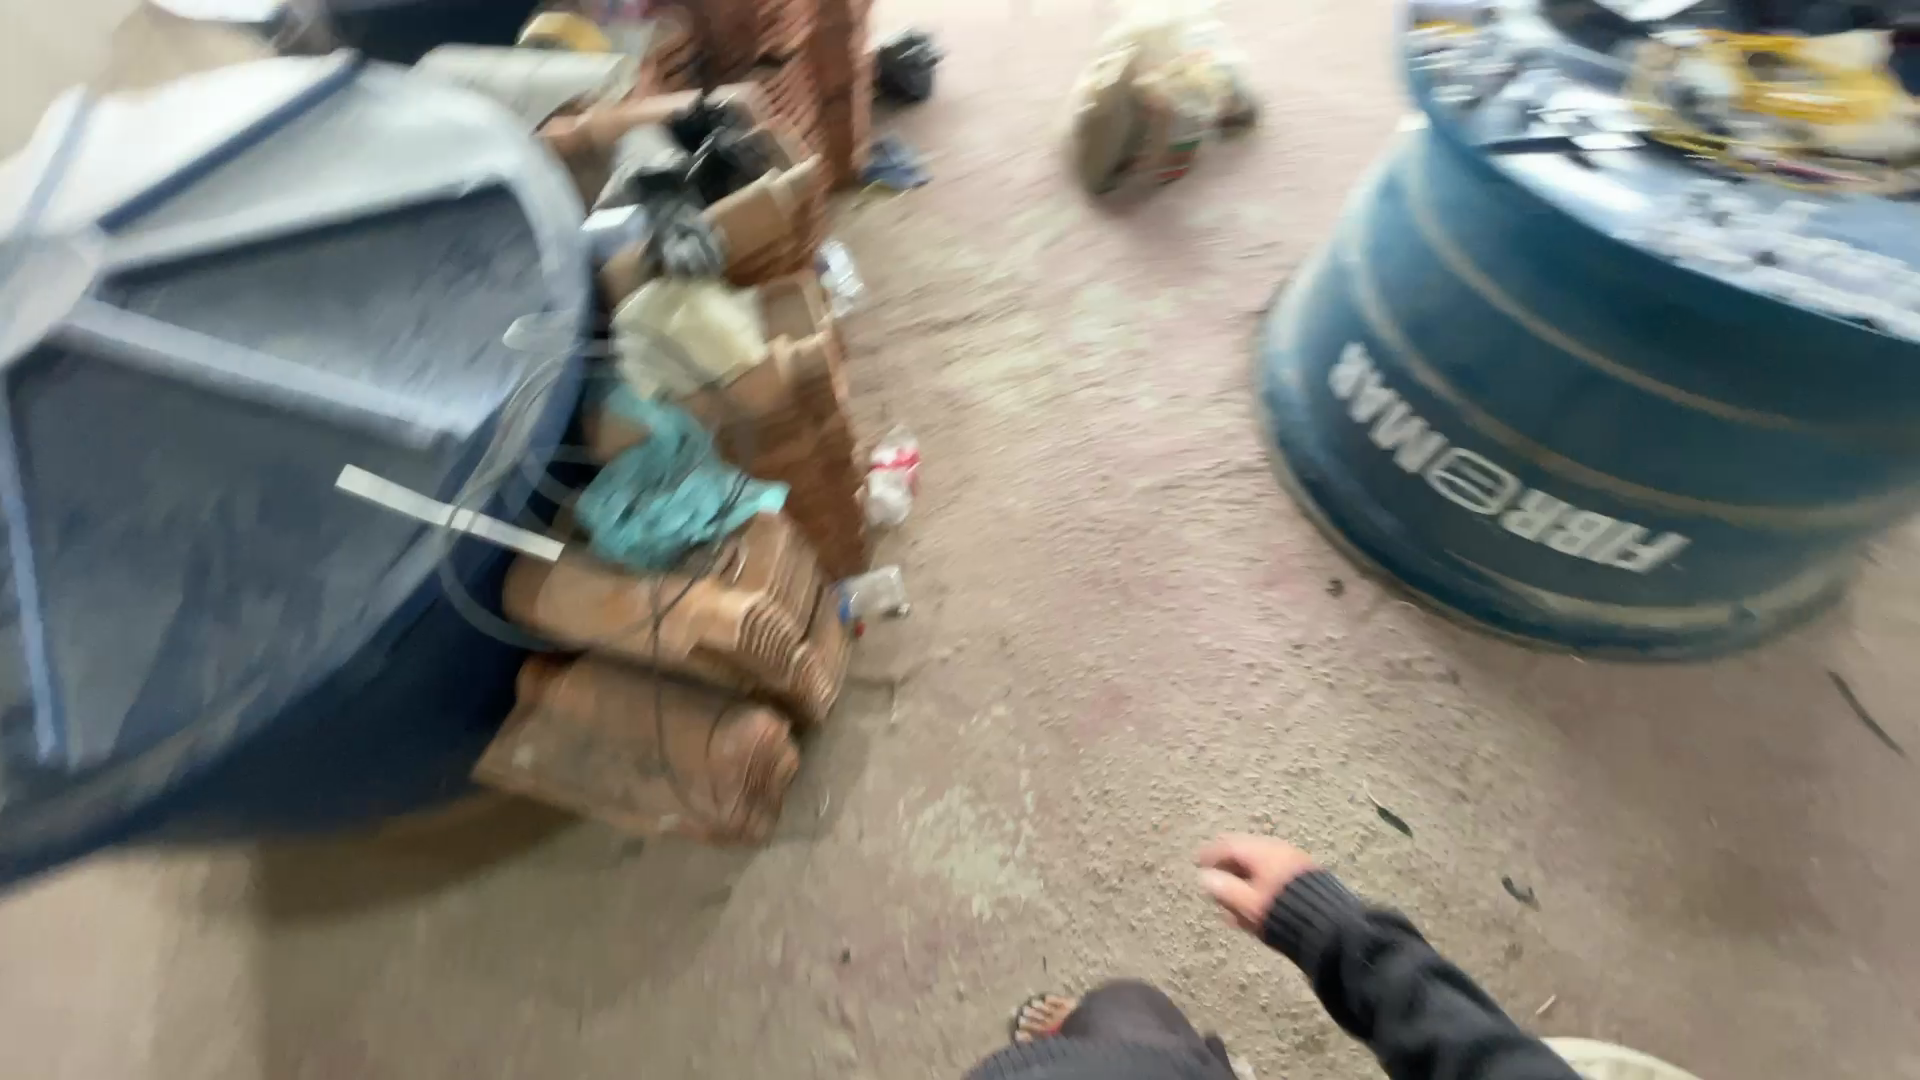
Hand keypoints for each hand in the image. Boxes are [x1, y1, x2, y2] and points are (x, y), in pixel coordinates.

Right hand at [1196, 834, 1318, 934]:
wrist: (1333, 930)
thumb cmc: (1283, 913)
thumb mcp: (1248, 904)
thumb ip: (1224, 890)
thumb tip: (1204, 878)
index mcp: (1262, 851)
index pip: (1229, 845)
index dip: (1211, 854)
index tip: (1198, 862)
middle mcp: (1279, 851)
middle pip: (1246, 854)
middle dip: (1228, 867)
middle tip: (1214, 878)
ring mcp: (1295, 864)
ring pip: (1261, 867)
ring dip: (1244, 880)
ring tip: (1233, 898)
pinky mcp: (1307, 879)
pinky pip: (1275, 877)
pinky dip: (1260, 886)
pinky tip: (1255, 904)